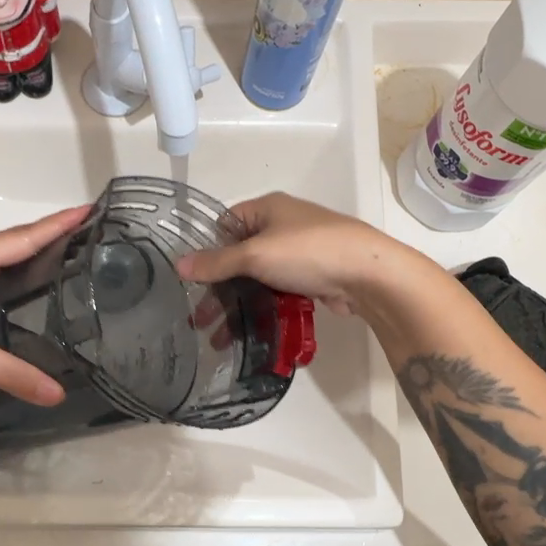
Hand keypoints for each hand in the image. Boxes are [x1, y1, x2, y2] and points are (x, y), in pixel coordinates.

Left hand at [0, 205, 92, 404]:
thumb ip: (12, 373)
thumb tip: (58, 394)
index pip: (21, 238)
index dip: (56, 225)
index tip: (87, 209)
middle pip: (12, 239)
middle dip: (48, 231)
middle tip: (83, 226)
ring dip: (29, 247)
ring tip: (62, 246)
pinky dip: (11, 265)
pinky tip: (23, 276)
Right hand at [175, 193, 416, 314]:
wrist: (367, 274)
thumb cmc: (307, 252)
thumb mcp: (255, 255)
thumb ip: (216, 263)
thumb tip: (178, 265)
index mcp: (267, 208)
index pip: (226, 224)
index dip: (208, 249)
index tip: (193, 280)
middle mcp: (282, 227)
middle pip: (239, 256)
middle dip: (219, 288)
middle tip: (199, 318)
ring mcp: (298, 254)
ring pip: (258, 279)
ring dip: (238, 305)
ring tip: (218, 337)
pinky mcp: (311, 278)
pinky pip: (277, 294)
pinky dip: (261, 311)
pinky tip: (247, 334)